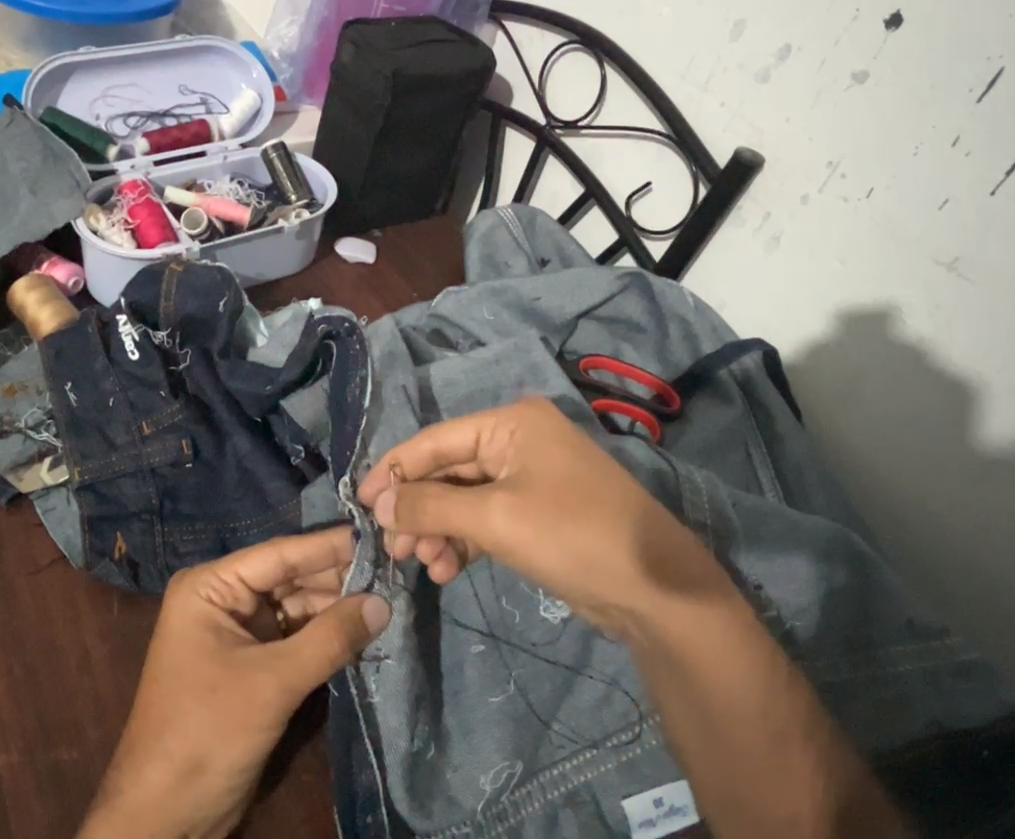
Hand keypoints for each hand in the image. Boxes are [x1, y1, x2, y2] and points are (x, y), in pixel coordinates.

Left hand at [79, 527, 390, 838]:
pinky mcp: (251, 664)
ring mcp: (237, 632)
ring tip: (391, 598)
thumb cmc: (207, 732)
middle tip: (395, 571)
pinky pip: (295, 638)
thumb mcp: (272, 682)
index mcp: (210, 586)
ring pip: (297, 608)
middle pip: (290, 578)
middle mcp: (222, 599)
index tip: (380, 535)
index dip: (330, 546)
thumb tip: (384, 601)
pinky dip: (326, 636)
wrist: (167, 812)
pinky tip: (364, 630)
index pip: (280, 554)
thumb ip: (329, 638)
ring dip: (337, 608)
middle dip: (339, 579)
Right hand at [357, 397, 722, 634]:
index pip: (434, 440)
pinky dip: (463, 541)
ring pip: (462, 498)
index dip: (393, 470)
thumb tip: (376, 501)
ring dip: (438, 530)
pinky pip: (484, 519)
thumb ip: (429, 505)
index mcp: (511, 422)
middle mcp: (518, 440)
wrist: (657, 591)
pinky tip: (447, 569)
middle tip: (393, 547)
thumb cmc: (572, 535)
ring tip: (423, 564)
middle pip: (447, 471)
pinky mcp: (538, 513)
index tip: (358, 503)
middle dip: (418, 509)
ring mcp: (530, 477)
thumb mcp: (493, 518)